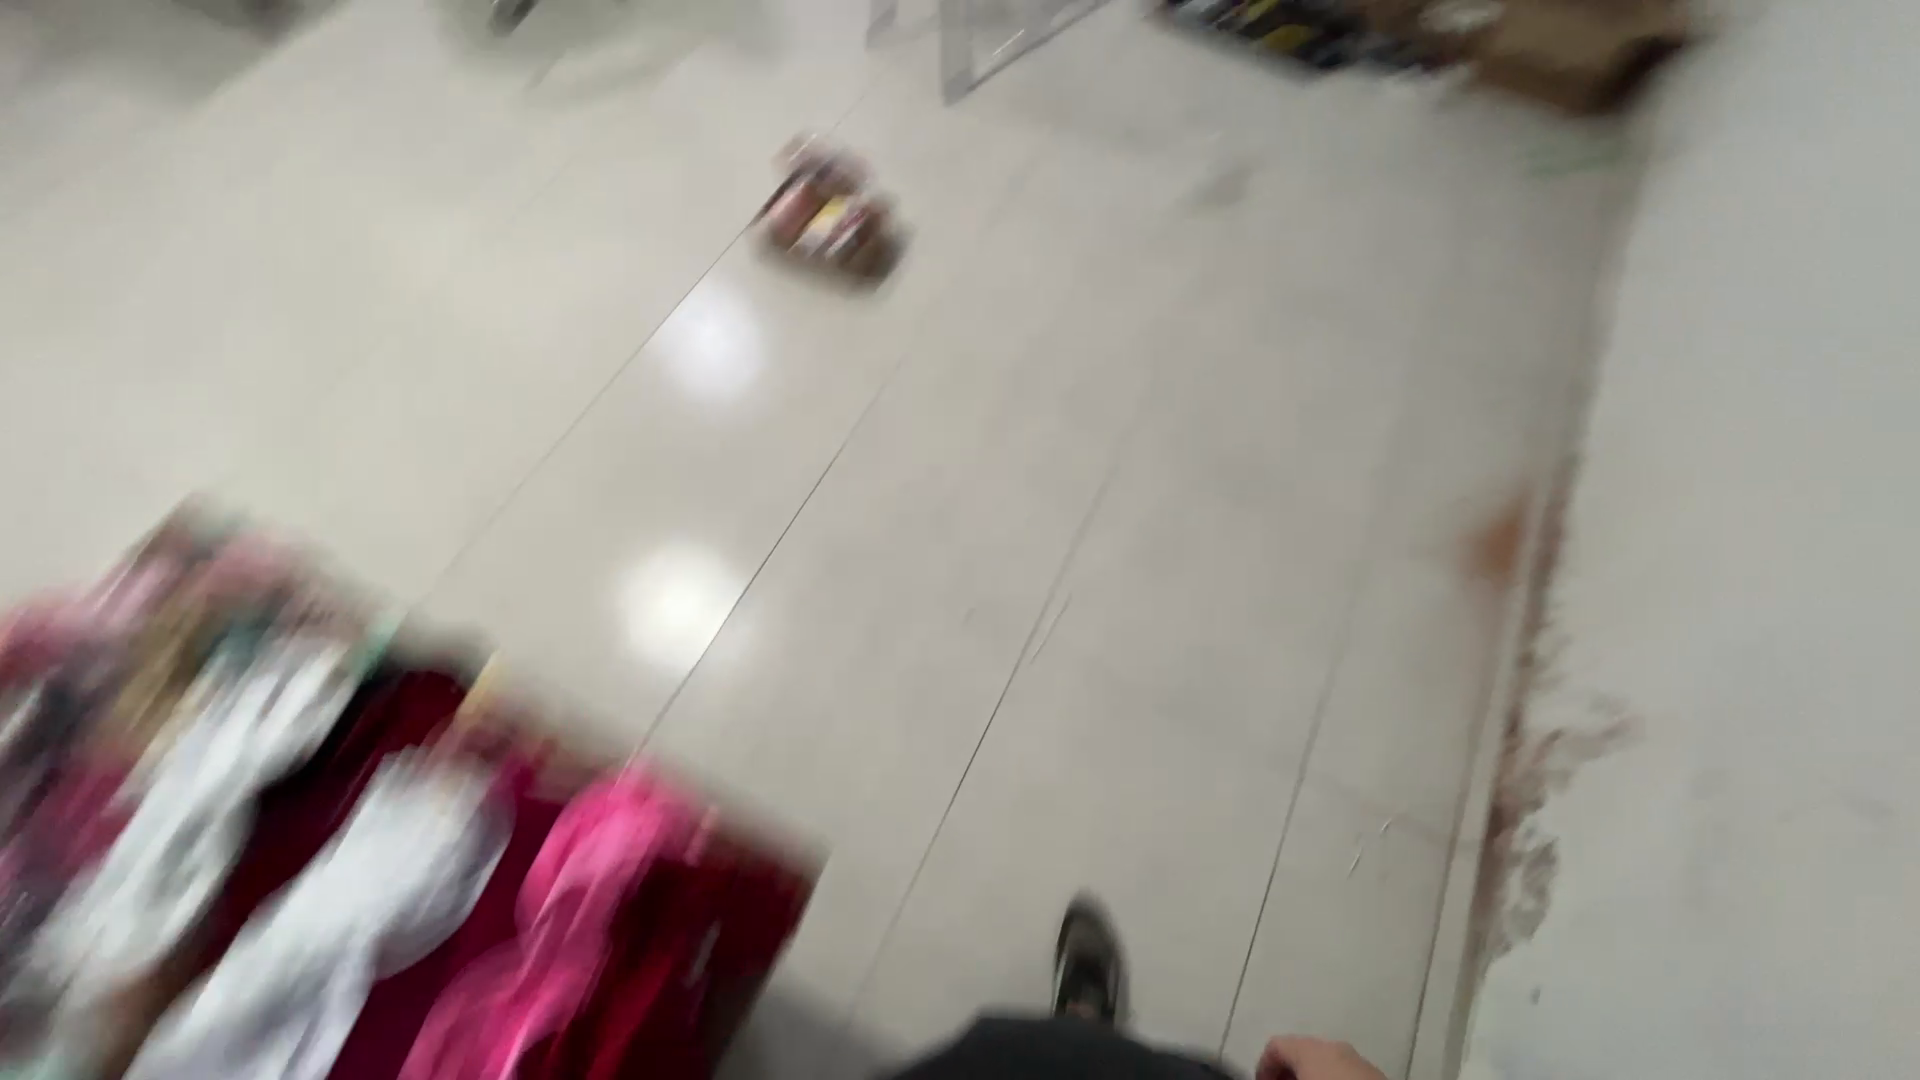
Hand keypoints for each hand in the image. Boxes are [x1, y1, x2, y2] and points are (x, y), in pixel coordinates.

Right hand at [1257, 1036, 1388, 1079]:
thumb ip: (1275, 1078)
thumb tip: (1266, 1079)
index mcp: (1310, 1047)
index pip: (1275, 1045)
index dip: (1263, 1066)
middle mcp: (1335, 1046)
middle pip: (1302, 1052)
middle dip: (1289, 1072)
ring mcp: (1361, 1062)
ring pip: (1328, 1063)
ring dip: (1313, 1077)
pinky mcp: (1381, 1078)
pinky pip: (1348, 1075)